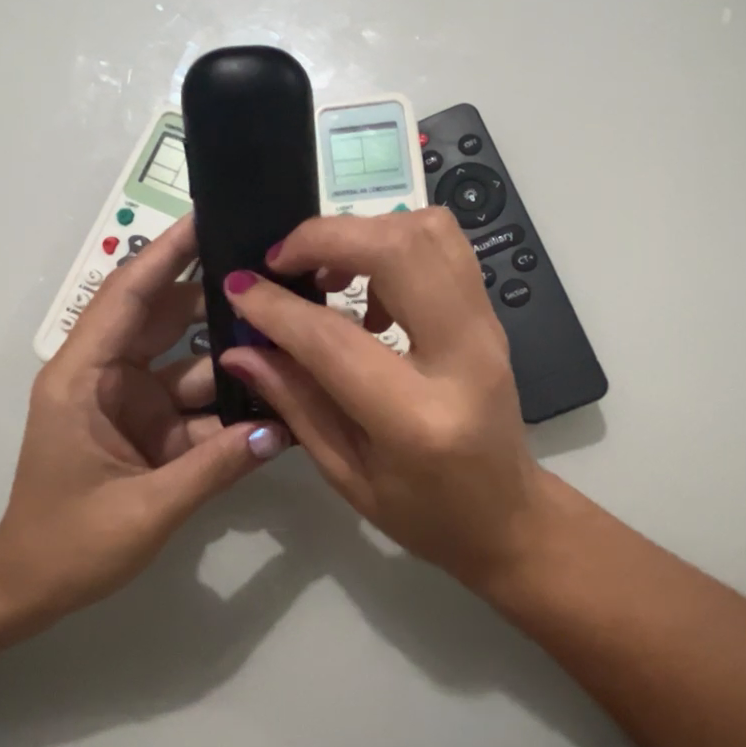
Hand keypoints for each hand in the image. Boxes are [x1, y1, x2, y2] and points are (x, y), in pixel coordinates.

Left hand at [0, 216, 288, 622]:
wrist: (30, 590)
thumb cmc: (67, 544)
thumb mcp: (145, 508)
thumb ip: (216, 468)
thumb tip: (282, 430)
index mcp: (84, 378)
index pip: (129, 297)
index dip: (168, 254)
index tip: (211, 216)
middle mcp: (109, 378)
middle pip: (169, 320)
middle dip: (220, 300)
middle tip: (279, 276)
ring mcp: (134, 404)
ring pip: (194, 364)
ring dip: (237, 359)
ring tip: (295, 340)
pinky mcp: (152, 431)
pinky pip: (200, 407)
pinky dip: (235, 407)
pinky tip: (279, 401)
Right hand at [216, 208, 548, 583]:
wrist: (507, 514)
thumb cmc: (424, 512)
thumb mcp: (346, 473)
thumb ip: (295, 402)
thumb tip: (239, 348)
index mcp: (418, 418)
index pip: (336, 339)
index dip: (277, 308)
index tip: (238, 288)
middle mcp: (462, 358)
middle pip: (400, 249)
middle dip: (327, 236)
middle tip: (282, 261)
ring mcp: (486, 328)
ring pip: (430, 231)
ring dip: (364, 233)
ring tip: (326, 275)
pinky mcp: (490, 315)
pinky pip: (445, 246)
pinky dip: (394, 244)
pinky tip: (367, 292)